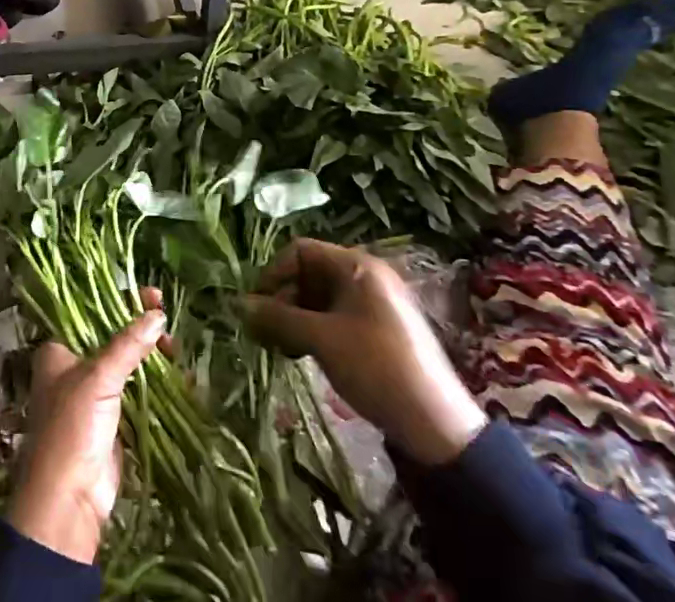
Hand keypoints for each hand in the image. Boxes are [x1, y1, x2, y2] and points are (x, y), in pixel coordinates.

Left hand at [7, 289, 167, 563]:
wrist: (69, 497)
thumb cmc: (72, 426)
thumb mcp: (98, 377)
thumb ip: (127, 344)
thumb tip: (158, 314)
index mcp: (58, 349)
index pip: (92, 311)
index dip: (121, 300)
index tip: (153, 295)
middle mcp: (74, 366)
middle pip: (113, 336)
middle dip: (142, 329)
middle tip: (169, 325)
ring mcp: (95, 393)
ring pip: (128, 363)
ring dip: (153, 355)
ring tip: (177, 351)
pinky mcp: (114, 418)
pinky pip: (139, 391)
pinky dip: (158, 382)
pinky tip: (182, 378)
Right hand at [242, 239, 485, 465]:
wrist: (435, 423)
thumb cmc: (375, 367)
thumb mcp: (320, 339)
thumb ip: (277, 317)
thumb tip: (238, 304)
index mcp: (357, 267)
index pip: (300, 251)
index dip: (272, 273)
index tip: (256, 306)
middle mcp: (365, 277)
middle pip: (308, 274)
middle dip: (280, 299)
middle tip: (262, 331)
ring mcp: (373, 303)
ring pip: (318, 298)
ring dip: (293, 317)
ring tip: (279, 347)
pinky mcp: (376, 329)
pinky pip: (333, 316)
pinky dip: (312, 329)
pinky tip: (301, 354)